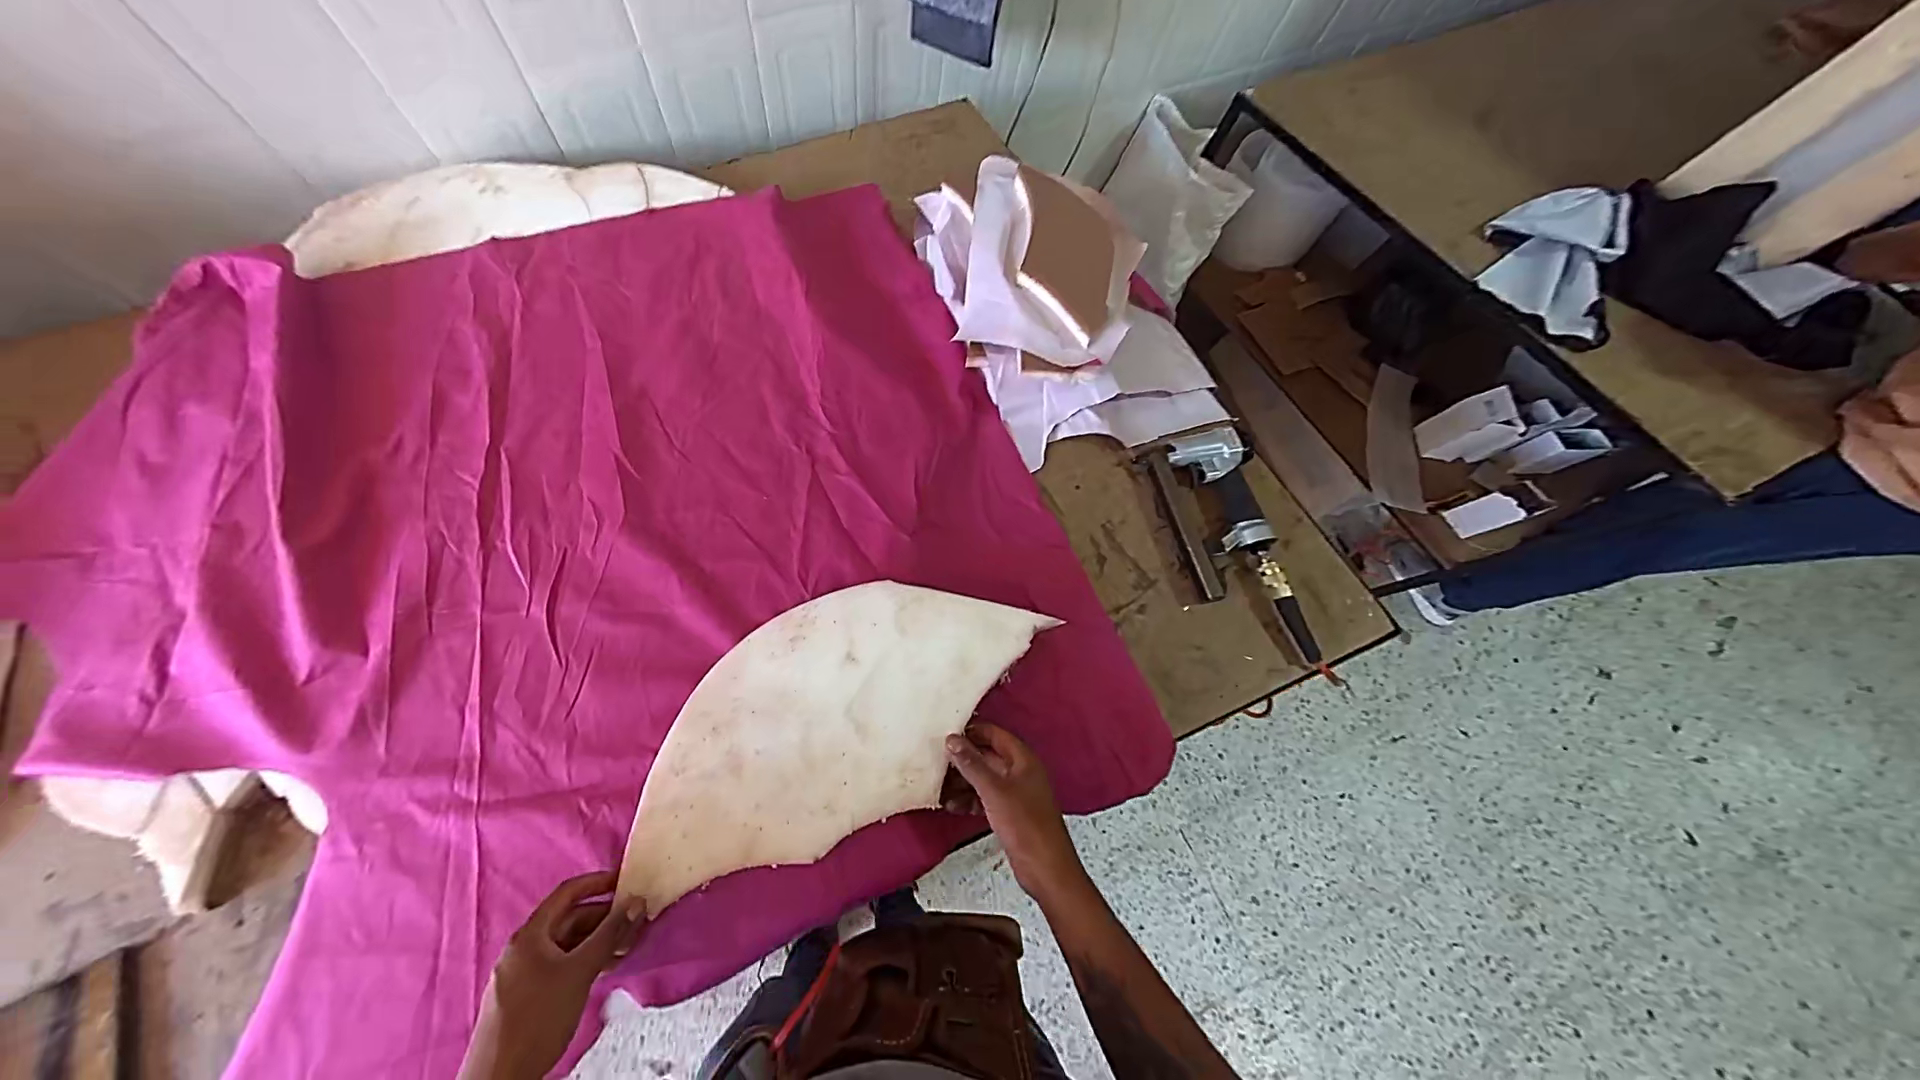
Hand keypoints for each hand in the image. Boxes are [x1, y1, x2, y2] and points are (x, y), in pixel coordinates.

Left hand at [458, 871, 646, 1079]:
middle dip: (605, 917)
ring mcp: (524, 972)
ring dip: (599, 940)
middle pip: (571, 918)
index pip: (567, 893)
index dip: (598, 882)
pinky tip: (606, 966)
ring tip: (627, 945)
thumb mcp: (580, 970)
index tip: (625, 880)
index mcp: (529, 936)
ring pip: (569, 943)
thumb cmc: (537, 1019)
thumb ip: (610, 933)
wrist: (499, 1079)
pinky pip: (563, 962)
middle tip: (634, 919)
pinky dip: (586, 959)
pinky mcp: (528, 993)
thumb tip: (635, 902)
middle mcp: (524, 949)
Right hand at [943, 722, 1089, 902]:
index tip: (948, 734)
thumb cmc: (1026, 825)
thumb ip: (972, 764)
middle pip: (987, 757)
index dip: (972, 731)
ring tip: (940, 787)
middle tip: (938, 761)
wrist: (1044, 867)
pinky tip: (952, 806)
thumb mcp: (994, 790)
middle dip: (963, 759)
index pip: (995, 734)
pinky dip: (969, 800)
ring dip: (963, 782)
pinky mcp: (1009, 812)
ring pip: (984, 779)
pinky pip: (985, 798)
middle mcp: (1020, 772)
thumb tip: (952, 740)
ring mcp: (1015, 793)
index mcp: (1023, 759)